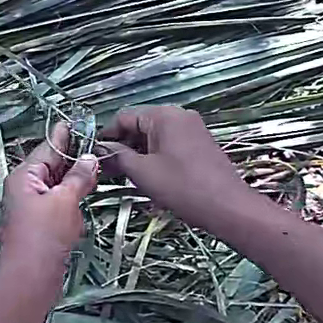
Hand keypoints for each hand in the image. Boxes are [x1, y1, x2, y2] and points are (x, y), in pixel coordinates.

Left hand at [0, 122, 98, 277]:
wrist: (31, 279)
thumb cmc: (44, 236)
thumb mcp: (65, 201)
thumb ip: (79, 177)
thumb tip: (89, 158)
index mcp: (25, 176)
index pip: (48, 148)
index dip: (65, 136)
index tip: (77, 122)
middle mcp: (26, 188)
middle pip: (54, 166)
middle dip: (74, 159)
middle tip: (96, 146)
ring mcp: (34, 207)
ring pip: (59, 186)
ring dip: (76, 181)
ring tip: (96, 169)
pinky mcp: (43, 224)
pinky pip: (60, 204)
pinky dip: (73, 202)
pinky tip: (86, 197)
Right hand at [99, 106, 261, 230]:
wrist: (228, 207)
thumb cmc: (182, 187)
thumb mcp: (142, 172)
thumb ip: (118, 156)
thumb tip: (100, 150)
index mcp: (164, 115)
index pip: (124, 117)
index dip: (106, 136)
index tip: (94, 156)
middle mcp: (179, 116)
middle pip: (140, 125)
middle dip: (122, 146)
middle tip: (106, 170)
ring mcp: (192, 129)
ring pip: (154, 137)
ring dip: (137, 154)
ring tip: (124, 176)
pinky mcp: (200, 144)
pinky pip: (169, 144)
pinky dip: (154, 157)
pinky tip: (147, 176)